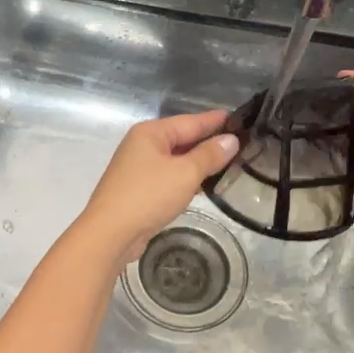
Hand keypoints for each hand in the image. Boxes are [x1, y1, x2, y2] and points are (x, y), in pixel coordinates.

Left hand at [77, 110, 240, 261]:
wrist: (111, 233)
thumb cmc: (148, 195)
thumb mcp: (185, 173)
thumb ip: (209, 155)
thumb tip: (230, 140)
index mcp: (150, 132)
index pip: (191, 121)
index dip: (216, 121)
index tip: (241, 119)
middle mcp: (141, 145)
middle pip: (182, 139)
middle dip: (209, 142)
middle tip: (242, 144)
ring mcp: (137, 168)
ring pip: (175, 159)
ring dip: (198, 162)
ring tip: (230, 164)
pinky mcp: (138, 189)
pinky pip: (168, 177)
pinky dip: (185, 178)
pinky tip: (203, 186)